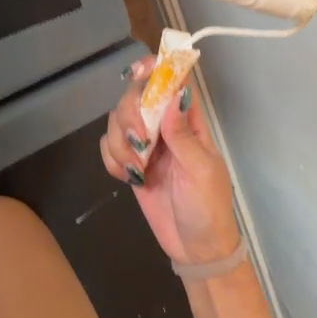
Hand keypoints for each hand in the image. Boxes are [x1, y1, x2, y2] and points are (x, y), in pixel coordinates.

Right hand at [100, 57, 241, 267]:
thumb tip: (172, 95)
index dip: (156, 70)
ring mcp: (145, 145)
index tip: (140, 72)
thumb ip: (183, 134)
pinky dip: (112, 160)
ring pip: (117, 121)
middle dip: (130, 115)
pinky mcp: (130, 164)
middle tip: (140, 142)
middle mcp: (164, 127)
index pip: (172, 82)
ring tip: (137, 169)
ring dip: (120, 143)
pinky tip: (127, 178)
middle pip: (136, 97)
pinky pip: (108, 147)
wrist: (195, 247)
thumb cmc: (207, 207)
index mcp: (189, 122)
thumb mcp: (201, 170)